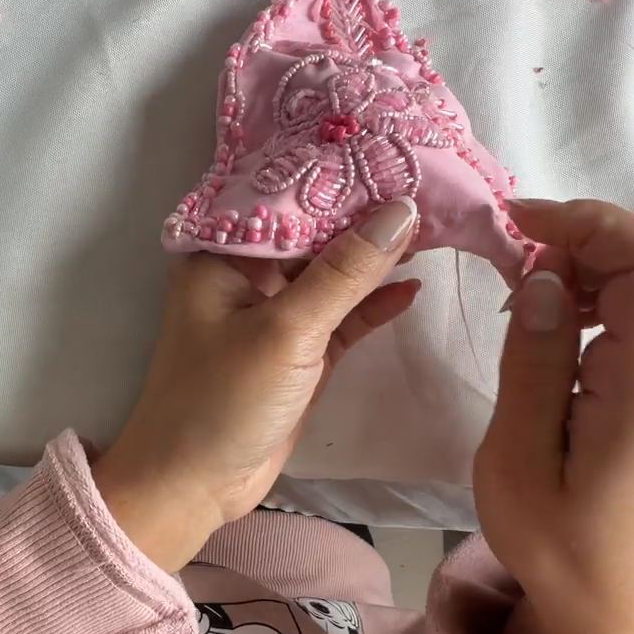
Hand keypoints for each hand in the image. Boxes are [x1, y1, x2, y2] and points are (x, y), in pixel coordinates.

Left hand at [95, 200, 421, 571]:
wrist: (193, 486)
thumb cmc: (221, 401)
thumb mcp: (284, 331)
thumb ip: (343, 272)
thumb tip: (401, 210)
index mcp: (222, 257)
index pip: (287, 199)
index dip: (339, 175)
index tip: (397, 147)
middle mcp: (247, 278)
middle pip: (315, 233)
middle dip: (367, 213)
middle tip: (433, 179)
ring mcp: (275, 317)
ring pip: (333, 276)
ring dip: (377, 258)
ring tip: (439, 224)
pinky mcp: (298, 354)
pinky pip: (341, 318)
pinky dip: (372, 304)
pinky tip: (412, 285)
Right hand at [475, 199, 633, 633]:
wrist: (603, 599)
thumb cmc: (551, 536)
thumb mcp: (518, 454)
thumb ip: (531, 362)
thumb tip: (538, 281)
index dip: (589, 223)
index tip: (517, 221)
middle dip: (583, 237)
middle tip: (508, 254)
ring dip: (584, 267)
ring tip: (516, 290)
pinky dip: (590, 298)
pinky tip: (544, 321)